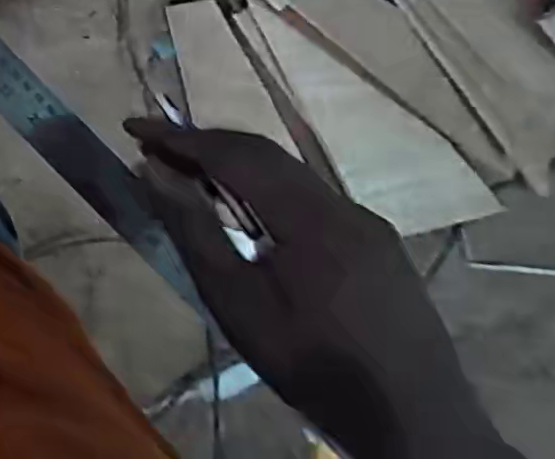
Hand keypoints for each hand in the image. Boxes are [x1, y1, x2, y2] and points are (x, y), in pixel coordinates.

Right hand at [124, 119, 517, 458]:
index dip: (177, 136)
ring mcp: (366, 222)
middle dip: (202, 142)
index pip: (233, 154)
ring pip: (286, 170)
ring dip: (231, 161)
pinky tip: (241, 207)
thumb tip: (152, 168)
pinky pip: (306, 193)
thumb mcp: (236, 301)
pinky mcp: (376, 241)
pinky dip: (261, 185)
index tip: (132, 127)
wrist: (422, 434)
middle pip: (262, 153)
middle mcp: (344, 207)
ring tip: (186, 171)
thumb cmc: (312, 366)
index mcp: (313, 219)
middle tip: (152, 146)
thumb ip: (193, 227)